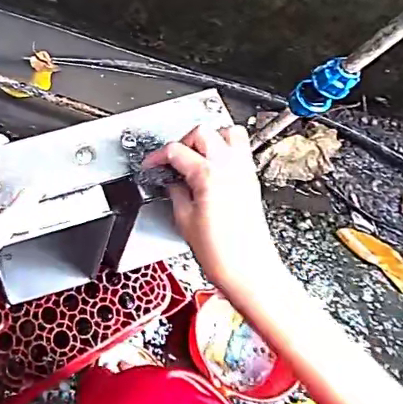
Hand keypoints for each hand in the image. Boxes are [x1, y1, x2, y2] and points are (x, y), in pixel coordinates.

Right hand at [145, 124, 292, 304]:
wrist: (250, 271)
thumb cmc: (222, 252)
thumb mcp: (184, 219)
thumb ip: (175, 192)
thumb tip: (171, 182)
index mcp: (208, 174)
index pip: (175, 150)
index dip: (157, 156)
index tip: (151, 165)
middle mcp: (230, 167)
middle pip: (202, 132)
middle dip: (182, 142)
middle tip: (172, 159)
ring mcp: (244, 172)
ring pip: (228, 133)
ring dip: (208, 139)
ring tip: (194, 156)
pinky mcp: (252, 181)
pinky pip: (240, 150)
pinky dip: (224, 150)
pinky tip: (212, 167)